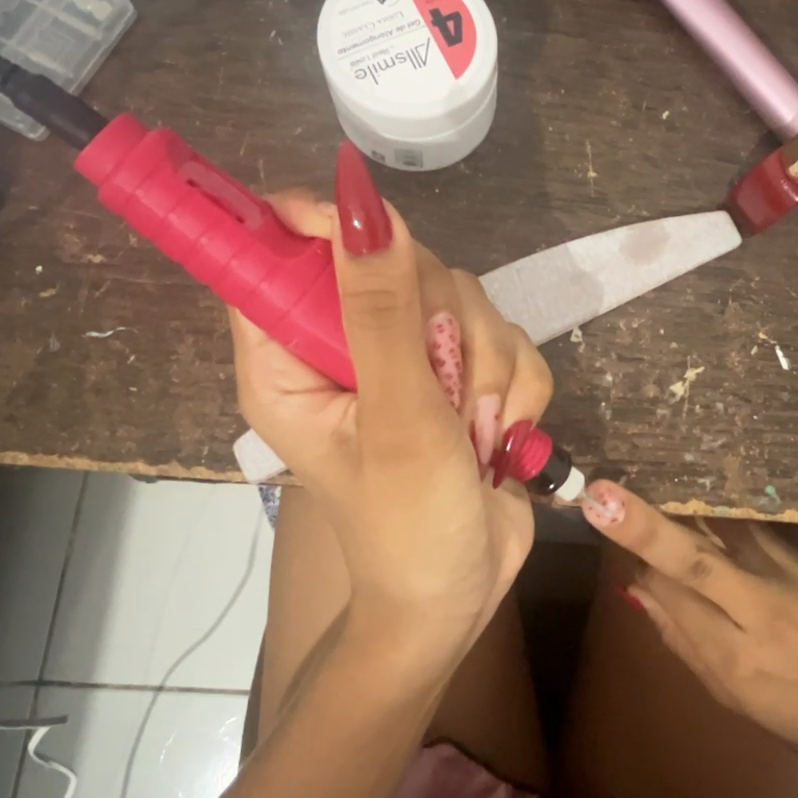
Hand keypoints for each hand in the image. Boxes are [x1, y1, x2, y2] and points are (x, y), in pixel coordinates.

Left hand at [230, 144, 551, 648]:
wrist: (463, 595)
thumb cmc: (406, 526)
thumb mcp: (395, 420)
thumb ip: (381, 312)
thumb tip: (361, 203)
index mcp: (288, 357)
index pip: (280, 252)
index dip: (323, 225)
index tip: (377, 235)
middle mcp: (344, 344)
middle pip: (397, 263)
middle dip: (445, 324)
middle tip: (448, 391)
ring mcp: (409, 355)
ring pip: (465, 297)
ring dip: (488, 369)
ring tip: (476, 436)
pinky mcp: (464, 370)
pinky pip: (506, 333)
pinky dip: (516, 387)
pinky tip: (503, 437)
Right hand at [578, 480, 797, 776]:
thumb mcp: (737, 699)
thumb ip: (685, 639)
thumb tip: (638, 582)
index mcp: (743, 661)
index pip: (673, 590)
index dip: (637, 551)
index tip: (601, 510)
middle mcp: (775, 613)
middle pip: (699, 555)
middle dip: (648, 524)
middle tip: (605, 492)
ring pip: (738, 525)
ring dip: (703, 510)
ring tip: (676, 485)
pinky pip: (778, 525)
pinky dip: (752, 525)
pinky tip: (748, 529)